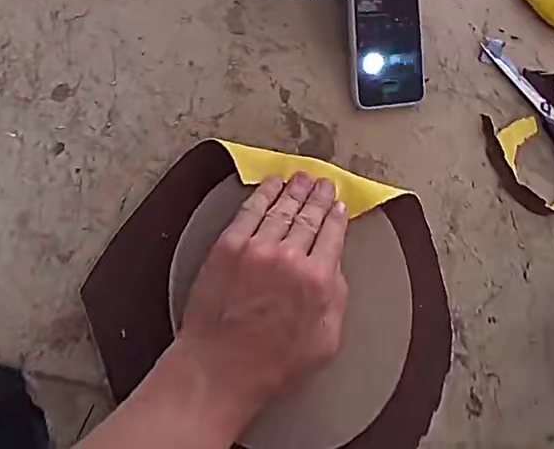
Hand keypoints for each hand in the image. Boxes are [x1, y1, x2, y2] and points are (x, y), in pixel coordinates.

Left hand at [174, 173, 350, 420]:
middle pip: (311, 214)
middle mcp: (290, 257)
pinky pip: (252, 210)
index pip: (334, 231)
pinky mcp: (230, 246)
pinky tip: (272, 184)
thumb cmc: (268, 366)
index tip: (339, 205)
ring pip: (284, 207)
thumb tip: (336, 267)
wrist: (214, 374)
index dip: (338, 214)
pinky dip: (265, 193)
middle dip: (320, 196)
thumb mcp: (324, 341)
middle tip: (324, 184)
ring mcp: (258, 248)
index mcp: (318, 279)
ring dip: (296, 189)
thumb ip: (337, 298)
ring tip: (302, 178)